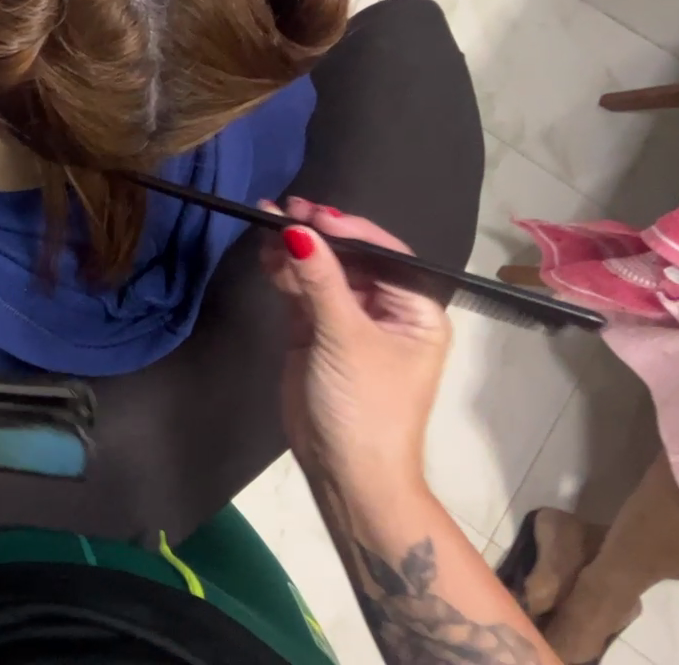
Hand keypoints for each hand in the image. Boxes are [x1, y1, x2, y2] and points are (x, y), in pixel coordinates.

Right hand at [260, 199, 449, 493]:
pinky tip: (265, 255)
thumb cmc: (365, 405)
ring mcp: (346, 320)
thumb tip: (297, 230)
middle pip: (349, 258)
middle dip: (317, 235)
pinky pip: (300, 291)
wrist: (345, 469)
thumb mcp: (345, 338)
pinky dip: (282, 273)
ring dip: (294, 250)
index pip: (385, 255)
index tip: (310, 212)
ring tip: (264, 223)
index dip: (349, 230)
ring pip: (320, 271)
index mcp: (415, 310)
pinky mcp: (313, 332)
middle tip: (283, 208)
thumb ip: (320, 281)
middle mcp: (383, 309)